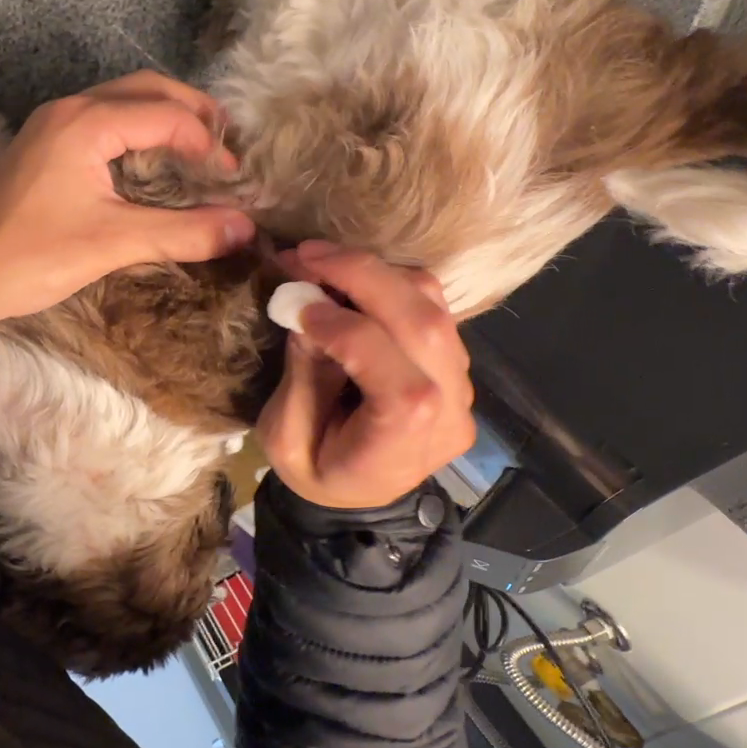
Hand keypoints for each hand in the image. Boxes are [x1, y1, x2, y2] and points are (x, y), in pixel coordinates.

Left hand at [0, 71, 256, 322]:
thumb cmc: (33, 255)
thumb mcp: (111, 243)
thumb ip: (182, 232)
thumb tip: (244, 228)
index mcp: (86, 123)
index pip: (166, 115)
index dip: (207, 143)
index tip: (233, 179)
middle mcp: (68, 110)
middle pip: (145, 89)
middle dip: (190, 110)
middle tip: (225, 143)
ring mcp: (50, 125)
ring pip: (119, 101)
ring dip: (161, 116)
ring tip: (197, 148)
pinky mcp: (40, 146)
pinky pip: (98, 121)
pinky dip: (133, 130)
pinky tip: (150, 161)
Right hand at [255, 242, 475, 508]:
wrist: (356, 494)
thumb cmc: (315, 473)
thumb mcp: (286, 441)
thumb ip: (302, 380)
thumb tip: (308, 314)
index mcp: (406, 443)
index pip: (399, 381)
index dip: (346, 332)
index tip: (295, 306)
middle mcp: (449, 410)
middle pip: (426, 326)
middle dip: (363, 276)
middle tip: (305, 254)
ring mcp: (460, 384)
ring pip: (434, 306)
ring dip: (375, 271)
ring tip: (320, 260)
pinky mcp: (452, 362)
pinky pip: (431, 307)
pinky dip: (388, 281)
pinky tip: (345, 278)